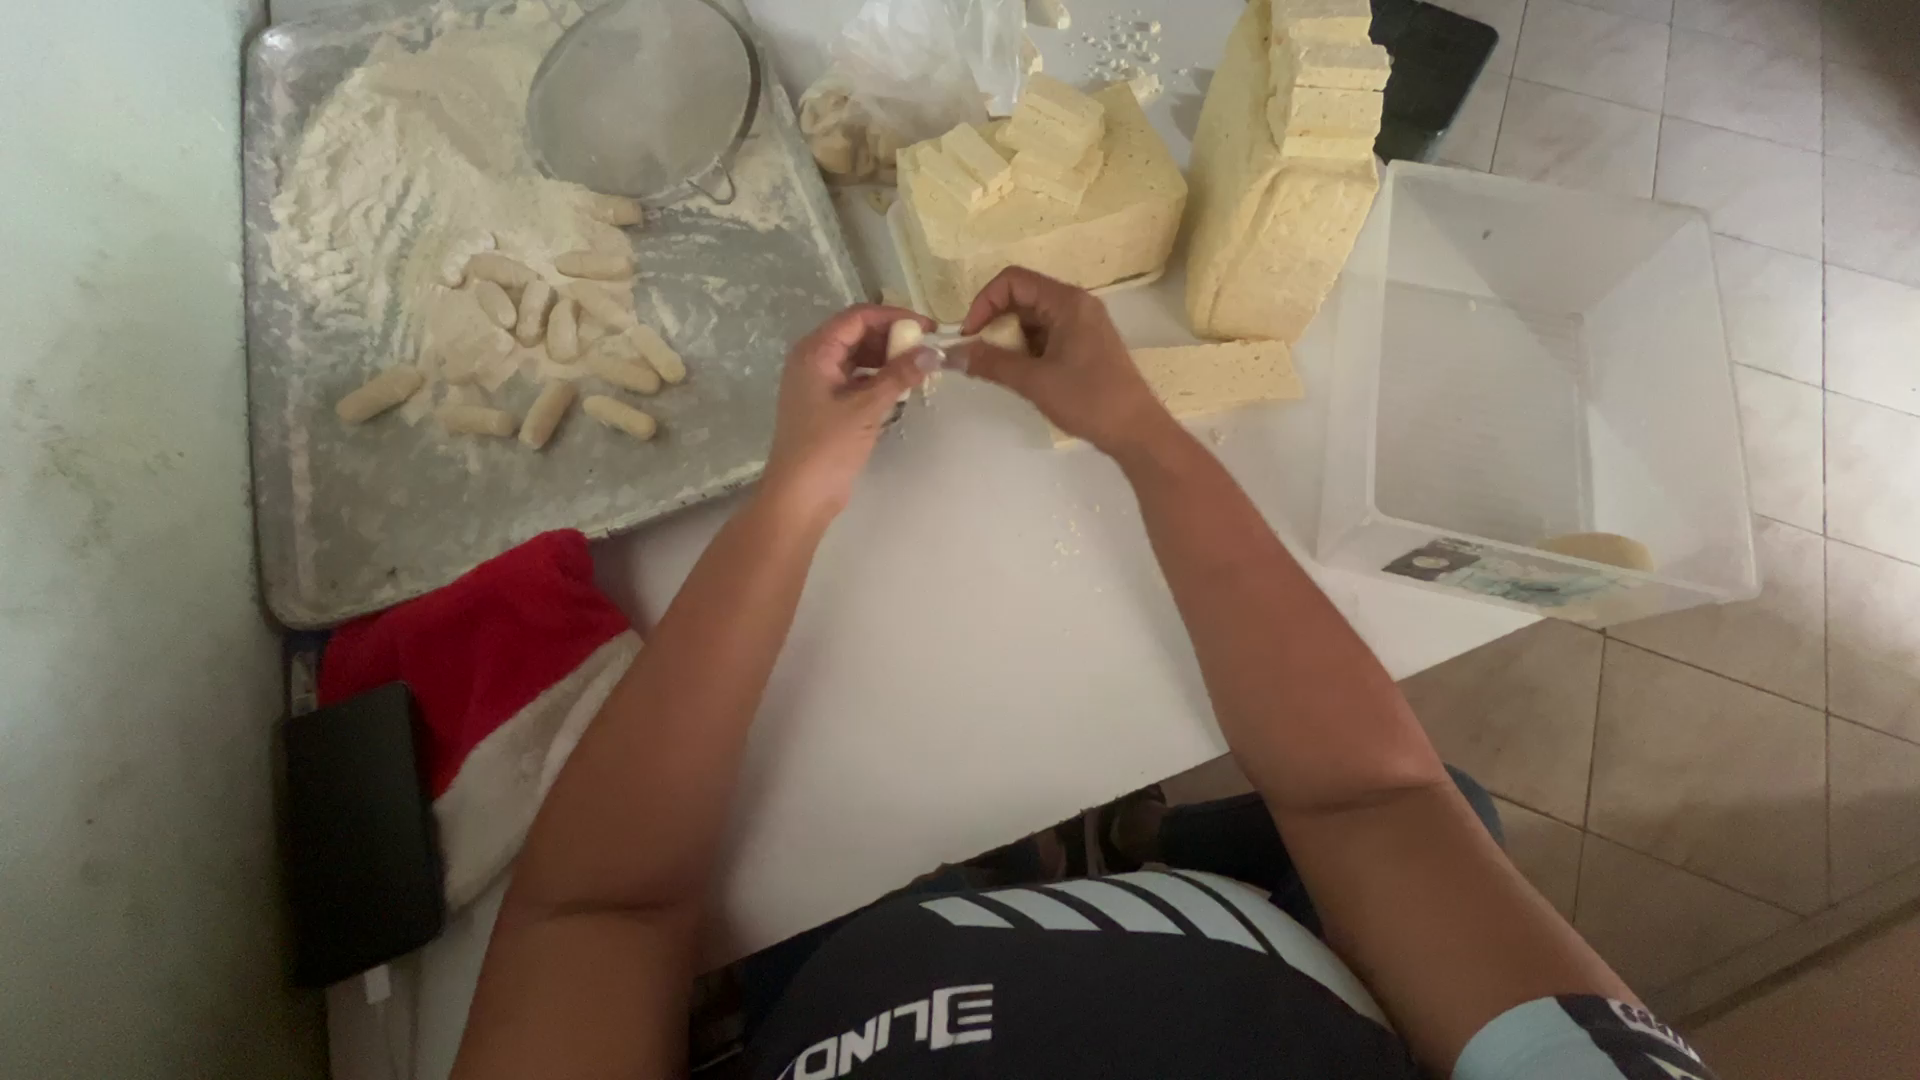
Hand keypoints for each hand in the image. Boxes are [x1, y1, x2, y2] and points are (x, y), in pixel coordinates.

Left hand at [761, 304, 930, 517]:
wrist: (799, 495)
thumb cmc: (826, 448)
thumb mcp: (866, 408)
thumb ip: (899, 376)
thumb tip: (933, 353)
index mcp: (815, 352)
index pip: (857, 317)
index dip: (894, 317)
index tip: (928, 328)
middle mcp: (813, 360)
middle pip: (857, 334)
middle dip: (892, 338)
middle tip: (926, 349)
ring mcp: (818, 384)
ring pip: (858, 358)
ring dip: (887, 360)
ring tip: (918, 369)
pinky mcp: (827, 405)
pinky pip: (856, 380)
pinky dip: (878, 379)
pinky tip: (900, 389)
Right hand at [959, 267, 1169, 455]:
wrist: (1135, 430)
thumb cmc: (1089, 400)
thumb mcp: (1034, 381)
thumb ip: (990, 364)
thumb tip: (951, 355)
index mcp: (1067, 302)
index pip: (1013, 281)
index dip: (984, 303)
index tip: (969, 336)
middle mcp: (1076, 305)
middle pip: (1021, 298)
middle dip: (994, 324)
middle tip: (980, 357)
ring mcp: (1082, 325)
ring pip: (1031, 321)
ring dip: (1009, 341)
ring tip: (1000, 371)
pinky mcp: (1083, 345)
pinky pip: (1045, 337)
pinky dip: (1026, 351)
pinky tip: (1021, 376)